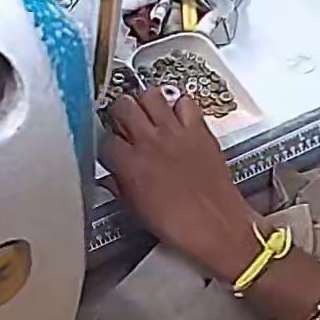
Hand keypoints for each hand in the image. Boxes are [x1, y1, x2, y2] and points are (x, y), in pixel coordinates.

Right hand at [100, 84, 259, 280]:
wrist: (215, 225)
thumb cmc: (179, 223)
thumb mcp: (137, 210)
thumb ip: (120, 187)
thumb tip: (111, 178)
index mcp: (130, 164)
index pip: (105, 139)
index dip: (105, 144)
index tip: (109, 149)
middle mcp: (150, 142)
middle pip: (123, 106)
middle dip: (119, 113)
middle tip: (123, 122)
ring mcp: (175, 132)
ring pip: (150, 95)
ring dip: (145, 102)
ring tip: (147, 113)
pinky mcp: (198, 130)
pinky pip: (185, 102)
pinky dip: (178, 105)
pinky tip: (175, 117)